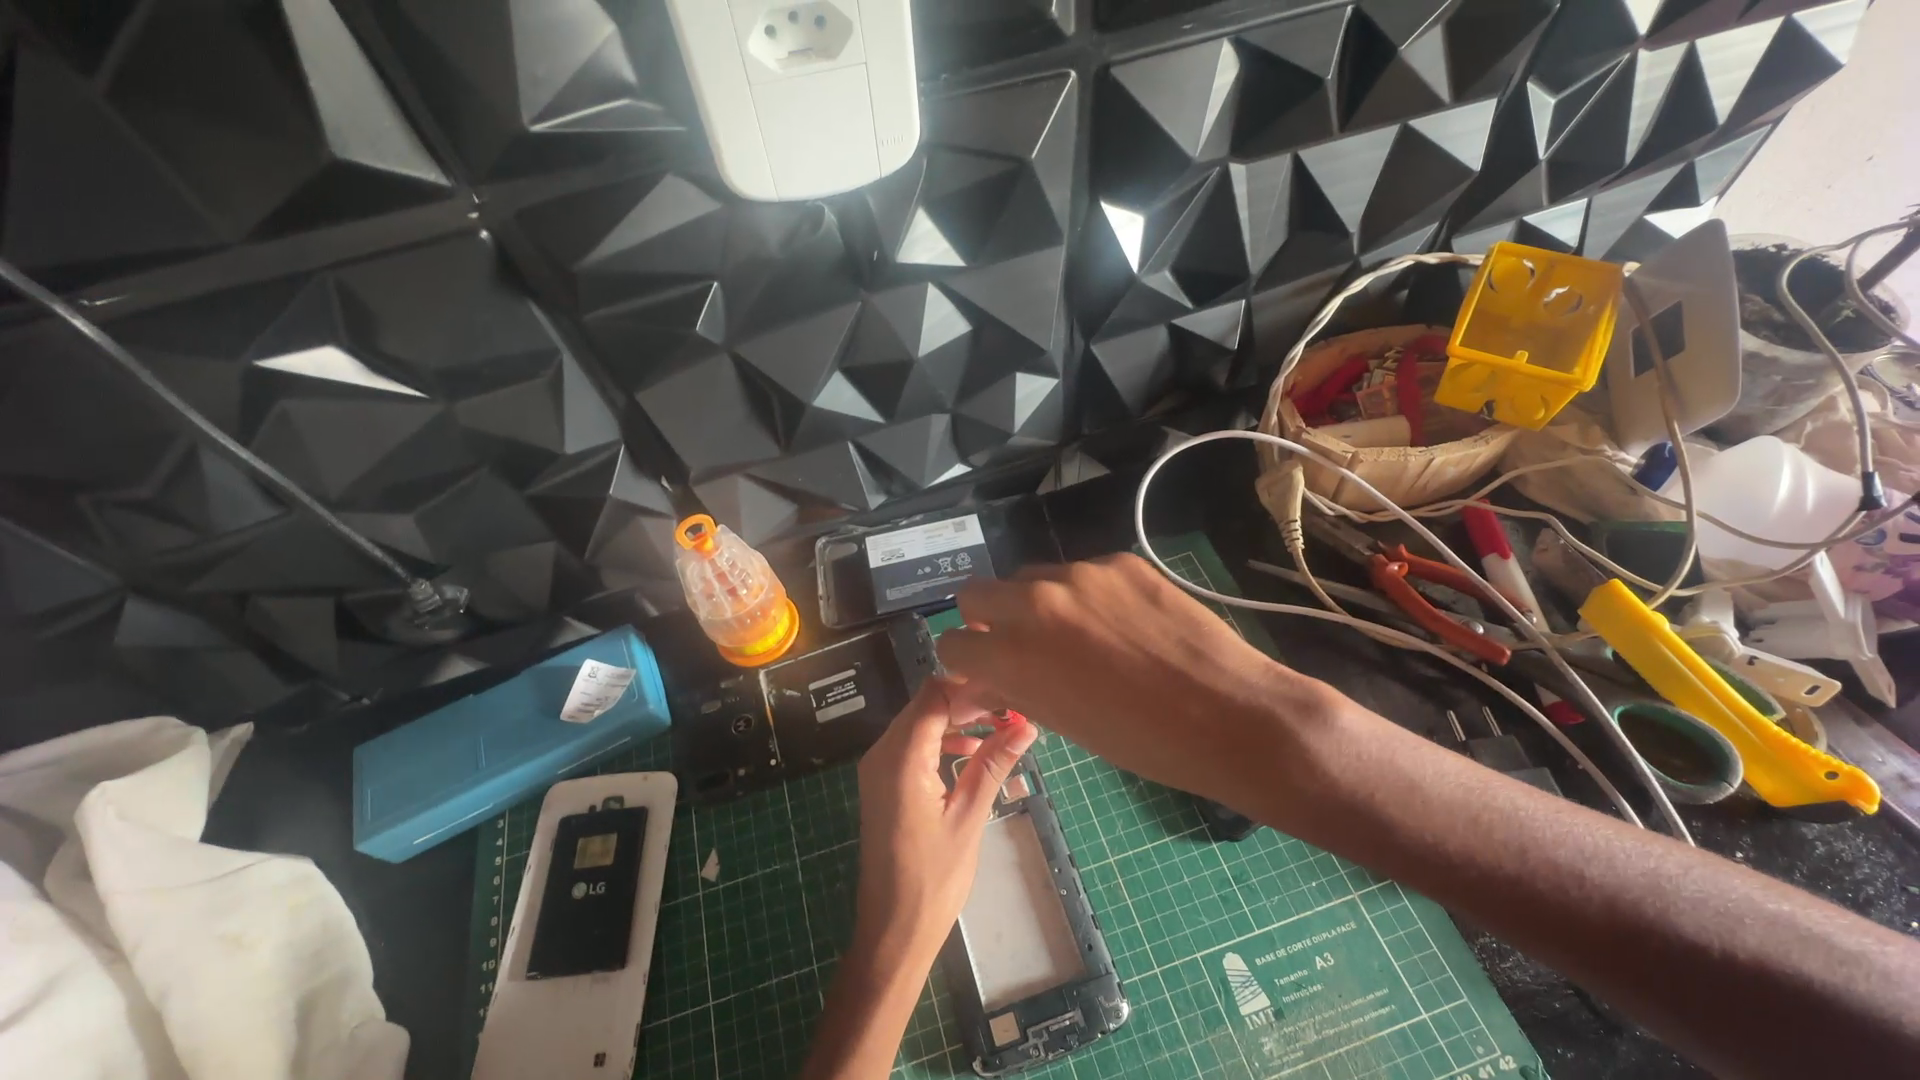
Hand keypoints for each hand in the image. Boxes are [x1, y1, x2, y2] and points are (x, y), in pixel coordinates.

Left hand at [852, 678, 1037, 960]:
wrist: (893, 928)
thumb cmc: (933, 879)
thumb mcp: (969, 818)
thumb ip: (993, 765)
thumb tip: (1027, 726)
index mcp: (901, 759)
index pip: (933, 696)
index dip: (971, 688)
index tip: (1008, 694)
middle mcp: (882, 754)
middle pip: (924, 706)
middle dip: (967, 703)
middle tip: (1011, 711)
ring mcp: (878, 770)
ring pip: (918, 724)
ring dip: (955, 722)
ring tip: (1000, 730)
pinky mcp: (882, 785)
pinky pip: (911, 747)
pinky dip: (940, 743)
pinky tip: (972, 755)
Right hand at [938, 554, 1333, 802]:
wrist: (1229, 714)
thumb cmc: (1141, 740)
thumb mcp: (1062, 723)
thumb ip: (1011, 691)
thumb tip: (979, 684)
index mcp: (1012, 654)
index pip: (952, 644)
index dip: (965, 663)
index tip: (983, 671)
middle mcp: (1036, 602)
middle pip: (976, 593)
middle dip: (986, 621)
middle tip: (1019, 646)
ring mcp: (1081, 574)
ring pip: (1032, 579)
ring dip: (1039, 604)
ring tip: (1081, 636)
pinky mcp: (1120, 562)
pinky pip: (1082, 573)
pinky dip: (1087, 596)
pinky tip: (1124, 625)